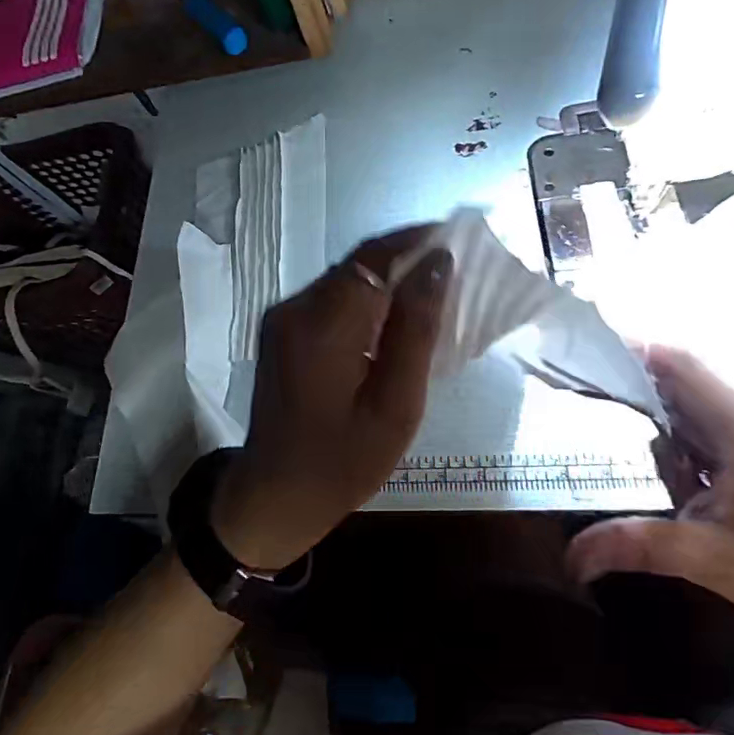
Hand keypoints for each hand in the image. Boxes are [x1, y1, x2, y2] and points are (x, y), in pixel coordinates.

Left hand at [212, 228, 452, 569]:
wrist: (275, 496)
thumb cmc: (344, 461)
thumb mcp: (396, 404)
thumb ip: (416, 330)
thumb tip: (438, 265)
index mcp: (323, 325)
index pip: (375, 257)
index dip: (417, 240)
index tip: (458, 238)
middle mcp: (295, 308)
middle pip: (359, 264)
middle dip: (407, 258)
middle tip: (454, 271)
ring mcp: (283, 318)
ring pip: (346, 280)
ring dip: (389, 280)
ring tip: (433, 294)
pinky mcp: (282, 332)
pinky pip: (333, 301)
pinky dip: (368, 301)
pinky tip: (394, 321)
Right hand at [567, 347, 733, 686]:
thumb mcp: (712, 558)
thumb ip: (638, 546)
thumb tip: (570, 557)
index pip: (680, 364)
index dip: (634, 348)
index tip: (586, 348)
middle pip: (684, 381)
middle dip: (632, 380)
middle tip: (578, 388)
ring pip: (696, 410)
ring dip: (654, 411)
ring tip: (600, 417)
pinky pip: (710, 436)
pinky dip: (676, 440)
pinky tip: (651, 463)